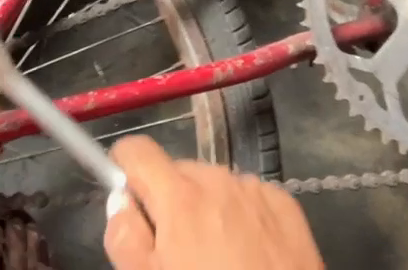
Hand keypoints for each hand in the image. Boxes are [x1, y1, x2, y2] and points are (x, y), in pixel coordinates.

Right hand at [102, 137, 322, 269]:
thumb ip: (125, 237)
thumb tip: (121, 202)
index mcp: (179, 197)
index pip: (136, 151)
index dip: (124, 170)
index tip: (129, 199)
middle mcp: (218, 180)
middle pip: (177, 171)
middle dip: (169, 201)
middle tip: (175, 249)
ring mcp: (255, 190)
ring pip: (213, 184)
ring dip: (205, 208)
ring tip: (216, 257)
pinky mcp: (286, 206)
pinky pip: (247, 196)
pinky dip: (240, 215)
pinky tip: (248, 255)